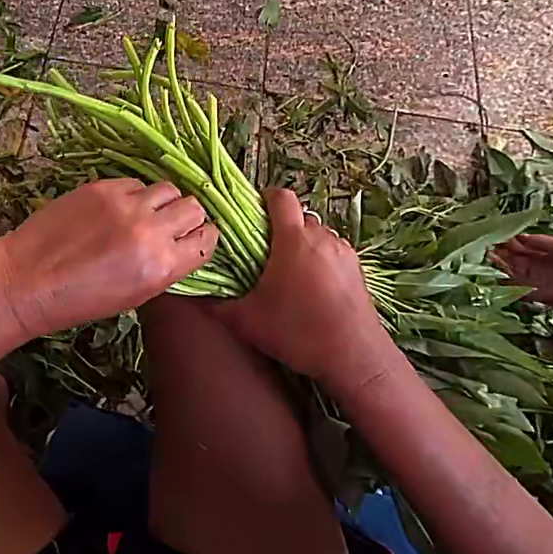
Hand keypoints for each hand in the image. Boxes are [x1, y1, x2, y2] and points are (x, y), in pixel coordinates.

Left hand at [0, 179, 216, 338]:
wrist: (28, 281)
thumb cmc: (80, 299)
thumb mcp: (135, 295)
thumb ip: (165, 267)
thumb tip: (183, 243)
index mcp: (162, 267)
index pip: (208, 240)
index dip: (202, 237)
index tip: (192, 237)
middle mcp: (150, 232)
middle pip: (193, 207)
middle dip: (186, 216)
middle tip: (168, 224)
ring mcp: (127, 205)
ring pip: (168, 189)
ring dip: (161, 202)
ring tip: (142, 213)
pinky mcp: (104, 187)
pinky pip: (135, 183)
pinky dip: (132, 194)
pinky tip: (114, 210)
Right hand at [210, 189, 393, 385]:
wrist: (354, 357)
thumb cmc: (298, 333)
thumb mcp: (248, 321)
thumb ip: (217, 305)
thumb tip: (194, 296)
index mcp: (293, 240)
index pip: (280, 196)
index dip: (264, 198)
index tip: (251, 214)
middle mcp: (321, 238)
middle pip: (298, 216)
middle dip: (281, 228)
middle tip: (264, 253)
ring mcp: (343, 252)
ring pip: (318, 234)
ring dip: (302, 245)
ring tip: (289, 273)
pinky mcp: (358, 269)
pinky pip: (333, 252)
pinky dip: (320, 260)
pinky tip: (312, 288)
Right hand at [491, 234, 552, 316]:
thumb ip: (541, 242)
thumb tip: (518, 237)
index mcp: (545, 254)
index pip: (520, 246)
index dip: (507, 241)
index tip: (494, 235)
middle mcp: (537, 267)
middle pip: (511, 258)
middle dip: (498, 252)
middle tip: (483, 245)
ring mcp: (534, 281)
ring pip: (509, 272)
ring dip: (496, 264)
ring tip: (483, 255)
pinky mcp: (533, 294)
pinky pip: (512, 288)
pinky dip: (501, 282)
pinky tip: (490, 272)